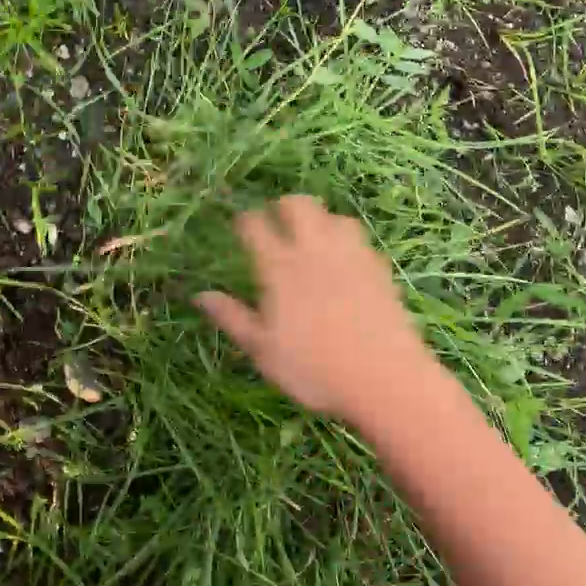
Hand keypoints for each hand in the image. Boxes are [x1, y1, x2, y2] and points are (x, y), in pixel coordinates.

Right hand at [195, 196, 437, 425]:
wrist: (386, 380)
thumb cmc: (315, 370)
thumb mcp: (264, 350)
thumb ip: (231, 317)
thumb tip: (199, 295)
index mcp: (279, 268)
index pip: (256, 225)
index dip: (244, 219)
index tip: (240, 225)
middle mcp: (314, 251)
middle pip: (298, 205)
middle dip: (284, 205)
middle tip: (277, 218)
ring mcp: (350, 256)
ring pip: (333, 216)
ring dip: (320, 218)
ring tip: (312, 234)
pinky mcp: (378, 268)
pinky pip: (360, 239)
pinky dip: (347, 239)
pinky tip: (345, 257)